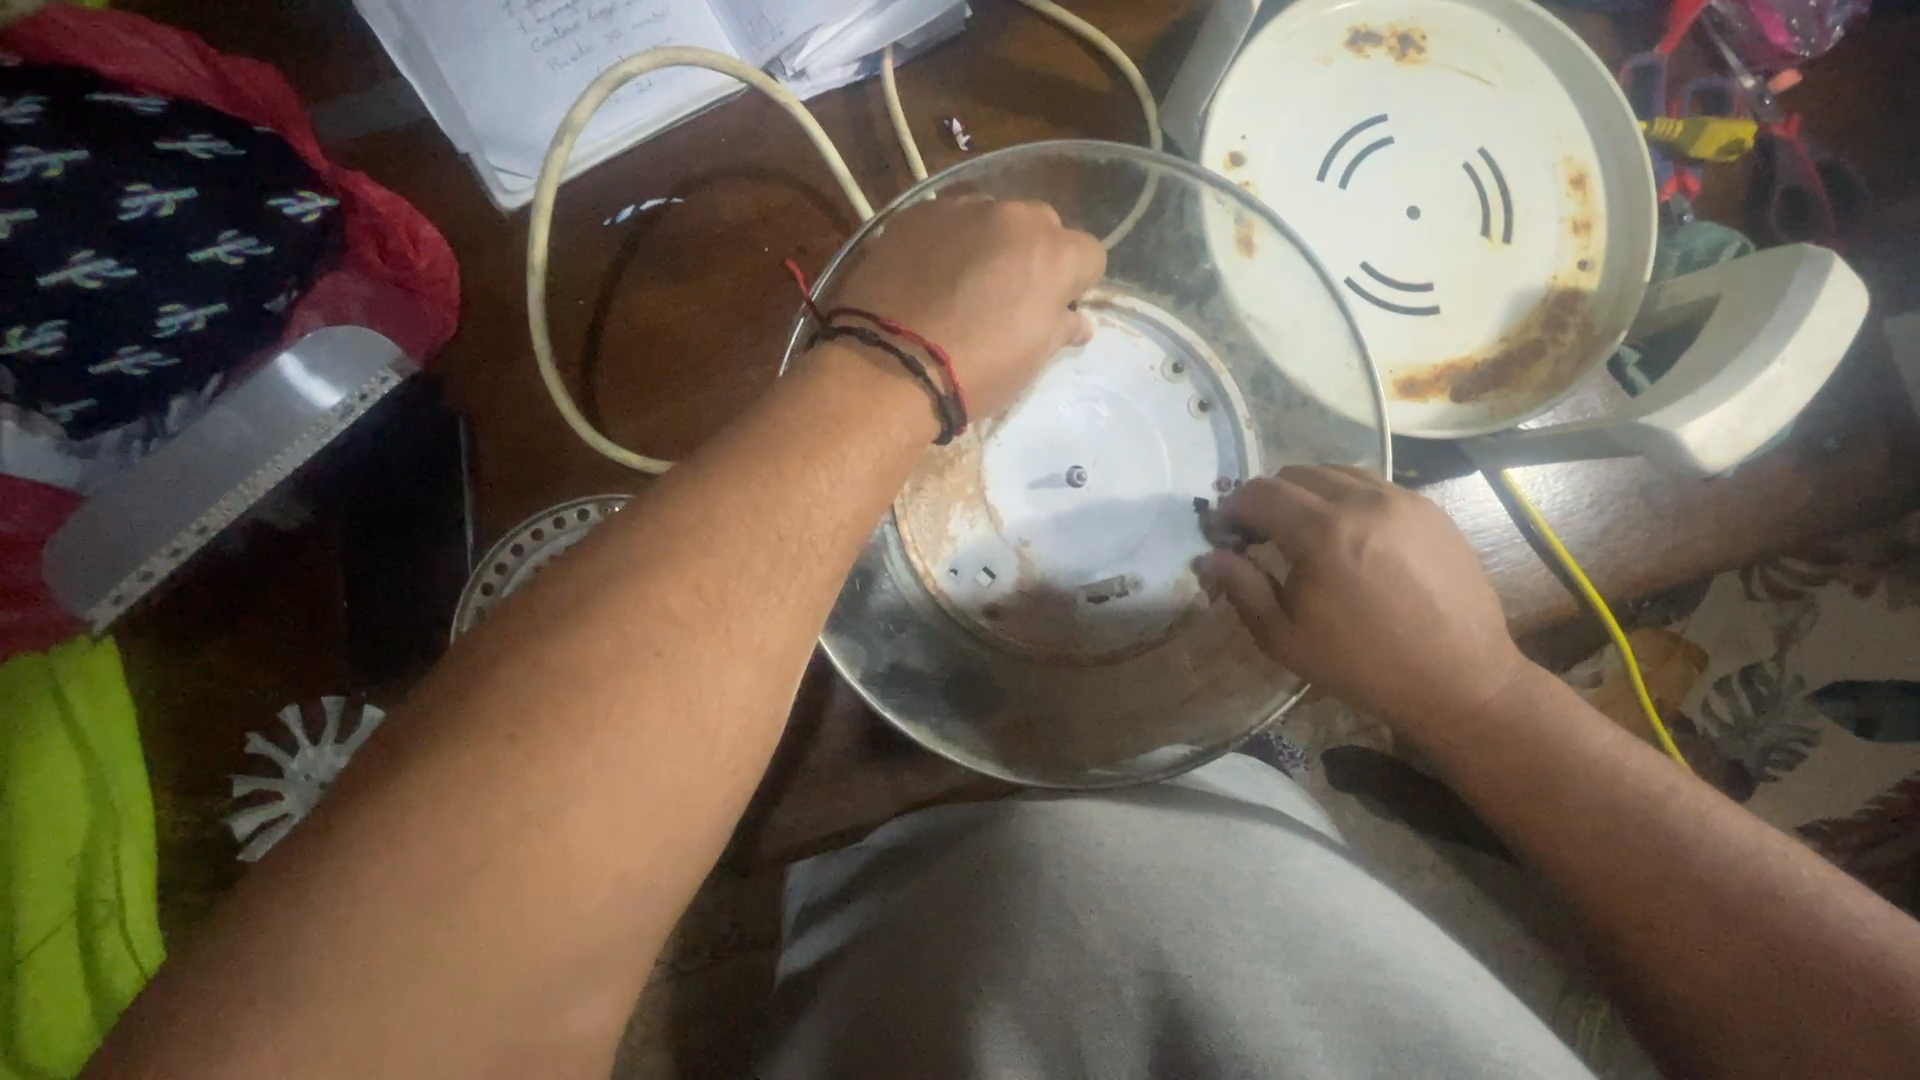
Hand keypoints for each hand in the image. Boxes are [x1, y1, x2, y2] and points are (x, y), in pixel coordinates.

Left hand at [827, 196, 1105, 416]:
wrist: (889, 365)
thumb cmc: (975, 370)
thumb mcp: (1031, 360)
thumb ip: (1060, 329)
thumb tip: (1077, 321)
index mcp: (1054, 254)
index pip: (1089, 255)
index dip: (1075, 284)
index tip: (1055, 309)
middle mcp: (1013, 217)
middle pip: (1041, 226)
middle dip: (1033, 255)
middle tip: (1007, 297)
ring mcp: (960, 210)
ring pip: (991, 218)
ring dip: (988, 243)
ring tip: (962, 285)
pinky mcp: (914, 214)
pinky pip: (945, 222)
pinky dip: (946, 242)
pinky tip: (927, 276)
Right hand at [1200, 466, 1531, 738]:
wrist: (1458, 678)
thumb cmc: (1361, 665)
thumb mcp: (1285, 637)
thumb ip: (1242, 588)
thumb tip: (1210, 556)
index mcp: (1322, 533)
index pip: (1258, 493)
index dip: (1232, 511)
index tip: (1227, 537)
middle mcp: (1362, 502)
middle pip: (1294, 474)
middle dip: (1267, 500)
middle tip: (1262, 537)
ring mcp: (1402, 500)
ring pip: (1335, 472)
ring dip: (1307, 494)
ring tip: (1305, 533)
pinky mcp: (1429, 509)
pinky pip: (1372, 486)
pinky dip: (1346, 499)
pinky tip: (1348, 537)